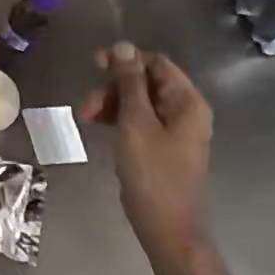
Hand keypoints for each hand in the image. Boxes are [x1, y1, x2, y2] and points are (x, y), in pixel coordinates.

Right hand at [81, 42, 214, 258]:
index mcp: (186, 101)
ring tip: (87, 117)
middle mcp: (184, 111)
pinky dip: (118, 119)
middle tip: (88, 102)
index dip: (126, 59)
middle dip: (114, 86)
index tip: (95, 64)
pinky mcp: (161, 146)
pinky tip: (99, 126)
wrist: (166, 227)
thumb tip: (123, 47)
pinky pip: (138, 120)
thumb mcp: (135, 122)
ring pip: (138, 101)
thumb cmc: (152, 173)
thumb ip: (129, 83)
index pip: (156, 63)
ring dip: (111, 103)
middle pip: (145, 81)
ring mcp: (174, 130)